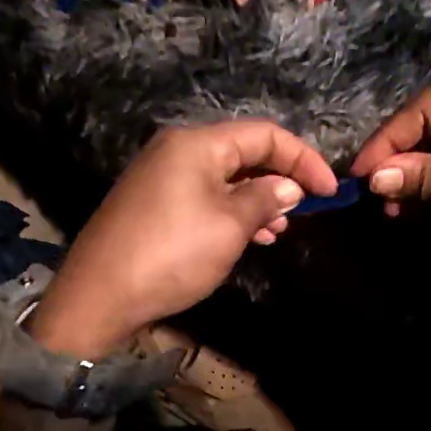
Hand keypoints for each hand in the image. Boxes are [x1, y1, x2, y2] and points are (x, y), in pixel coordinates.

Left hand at [30, 121, 336, 357]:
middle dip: (280, 179)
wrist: (101, 294)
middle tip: (305, 210)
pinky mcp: (153, 205)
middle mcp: (177, 151)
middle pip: (243, 153)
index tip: (329, 191)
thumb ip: (265, 199)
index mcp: (197, 144)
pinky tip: (248, 237)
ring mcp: (161, 178)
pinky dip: (231, 213)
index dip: (303, 159)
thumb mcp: (229, 226)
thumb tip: (289, 187)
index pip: (264, 135)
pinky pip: (204, 197)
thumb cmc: (172, 254)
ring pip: (224, 179)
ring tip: (279, 230)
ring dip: (257, 200)